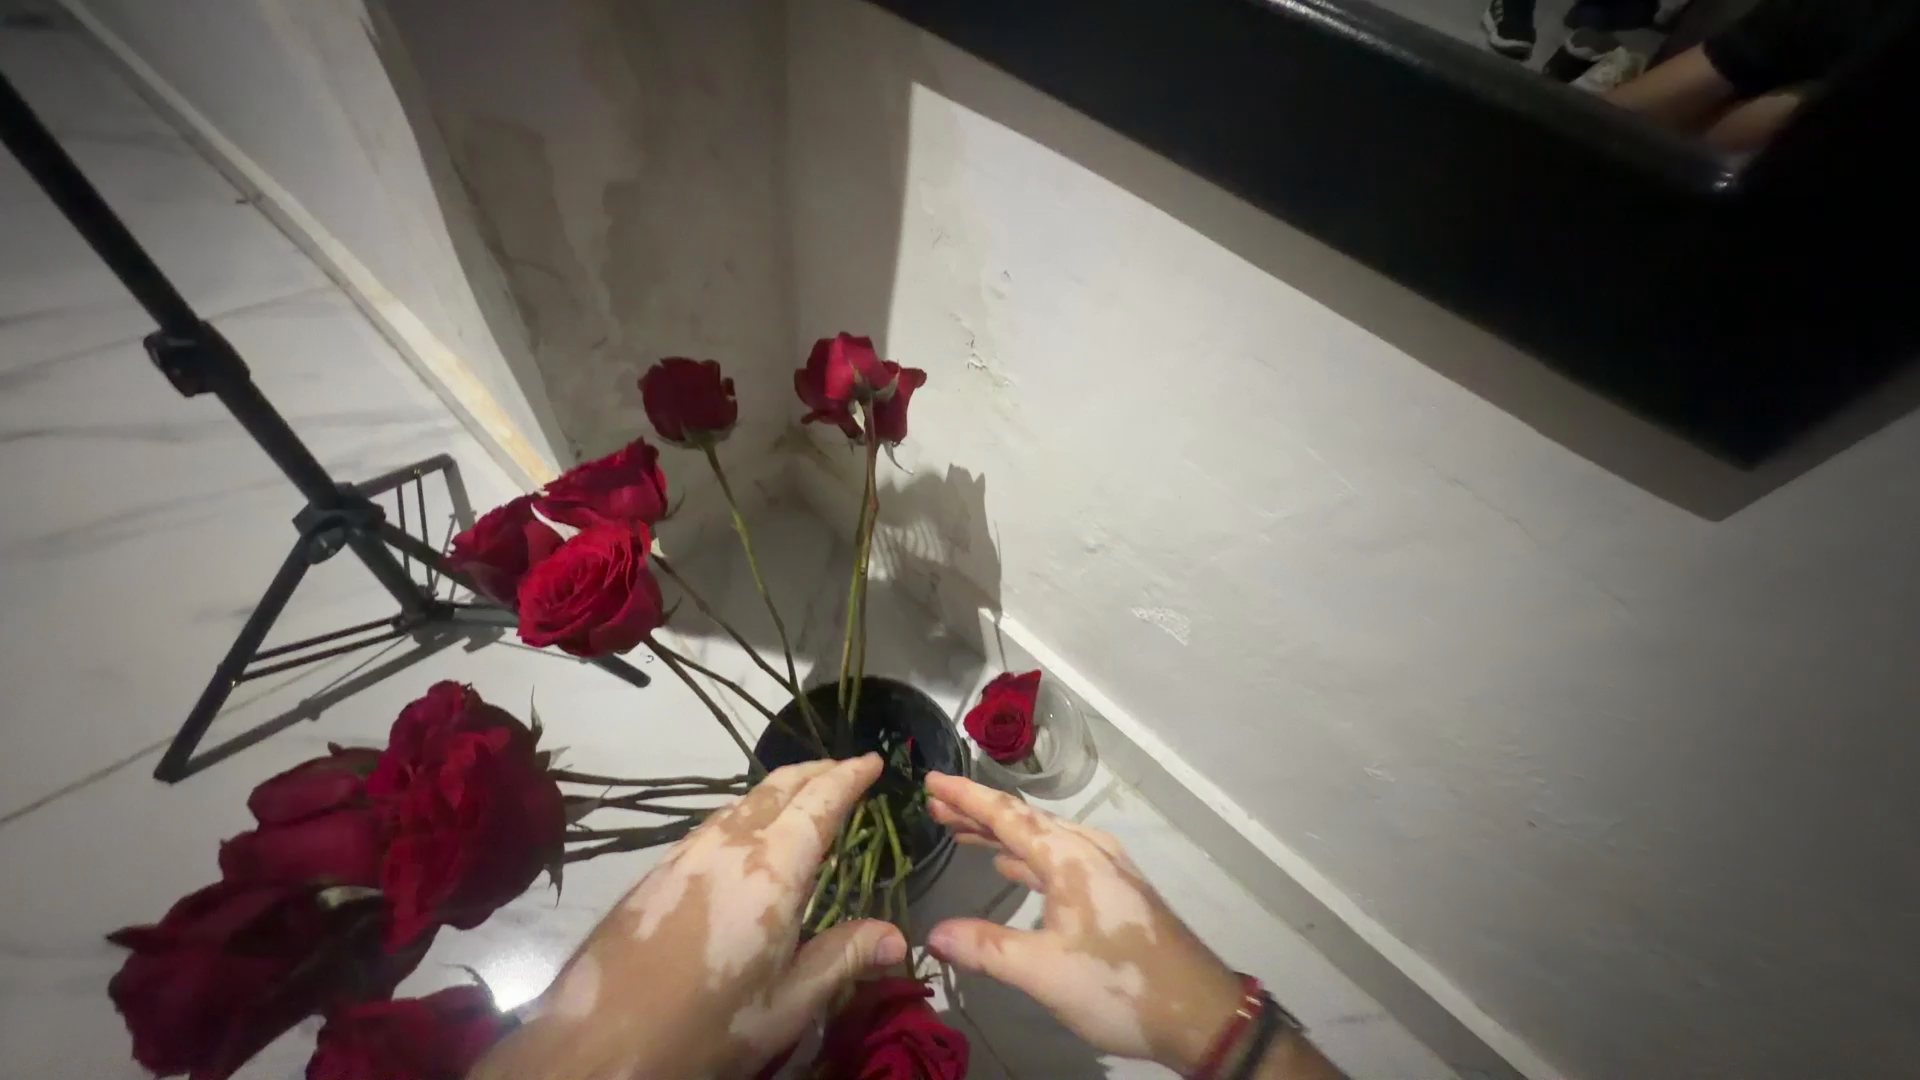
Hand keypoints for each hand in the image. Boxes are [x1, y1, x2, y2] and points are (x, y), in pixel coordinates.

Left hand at [472, 756, 907, 1079]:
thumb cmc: (704, 1027)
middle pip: (783, 784)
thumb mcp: (786, 1005)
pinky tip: (752, 832)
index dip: (850, 775)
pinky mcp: (663, 865)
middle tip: (847, 770)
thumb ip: (845, 959)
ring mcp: (692, 849)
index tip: (874, 760)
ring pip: (748, 797)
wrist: (595, 1045)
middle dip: (820, 770)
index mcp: (774, 868)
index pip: (821, 801)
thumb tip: (901, 937)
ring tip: (807, 795)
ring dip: (785, 786)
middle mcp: (733, 842)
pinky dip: (752, 807)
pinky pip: (721, 817)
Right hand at [924, 771, 1245, 1072]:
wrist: (1199, 1010)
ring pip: (1039, 838)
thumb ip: (987, 947)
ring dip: (999, 835)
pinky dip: (1024, 856)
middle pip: (1021, 820)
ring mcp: (1102, 865)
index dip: (965, 796)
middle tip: (934, 807)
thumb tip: (934, 932)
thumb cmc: (1119, 983)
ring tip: (959, 831)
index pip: (1005, 813)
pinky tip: (1008, 866)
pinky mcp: (1111, 886)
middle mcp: (1085, 847)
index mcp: (1068, 855)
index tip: (930, 779)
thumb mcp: (1045, 972)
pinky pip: (1056, 856)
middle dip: (976, 812)